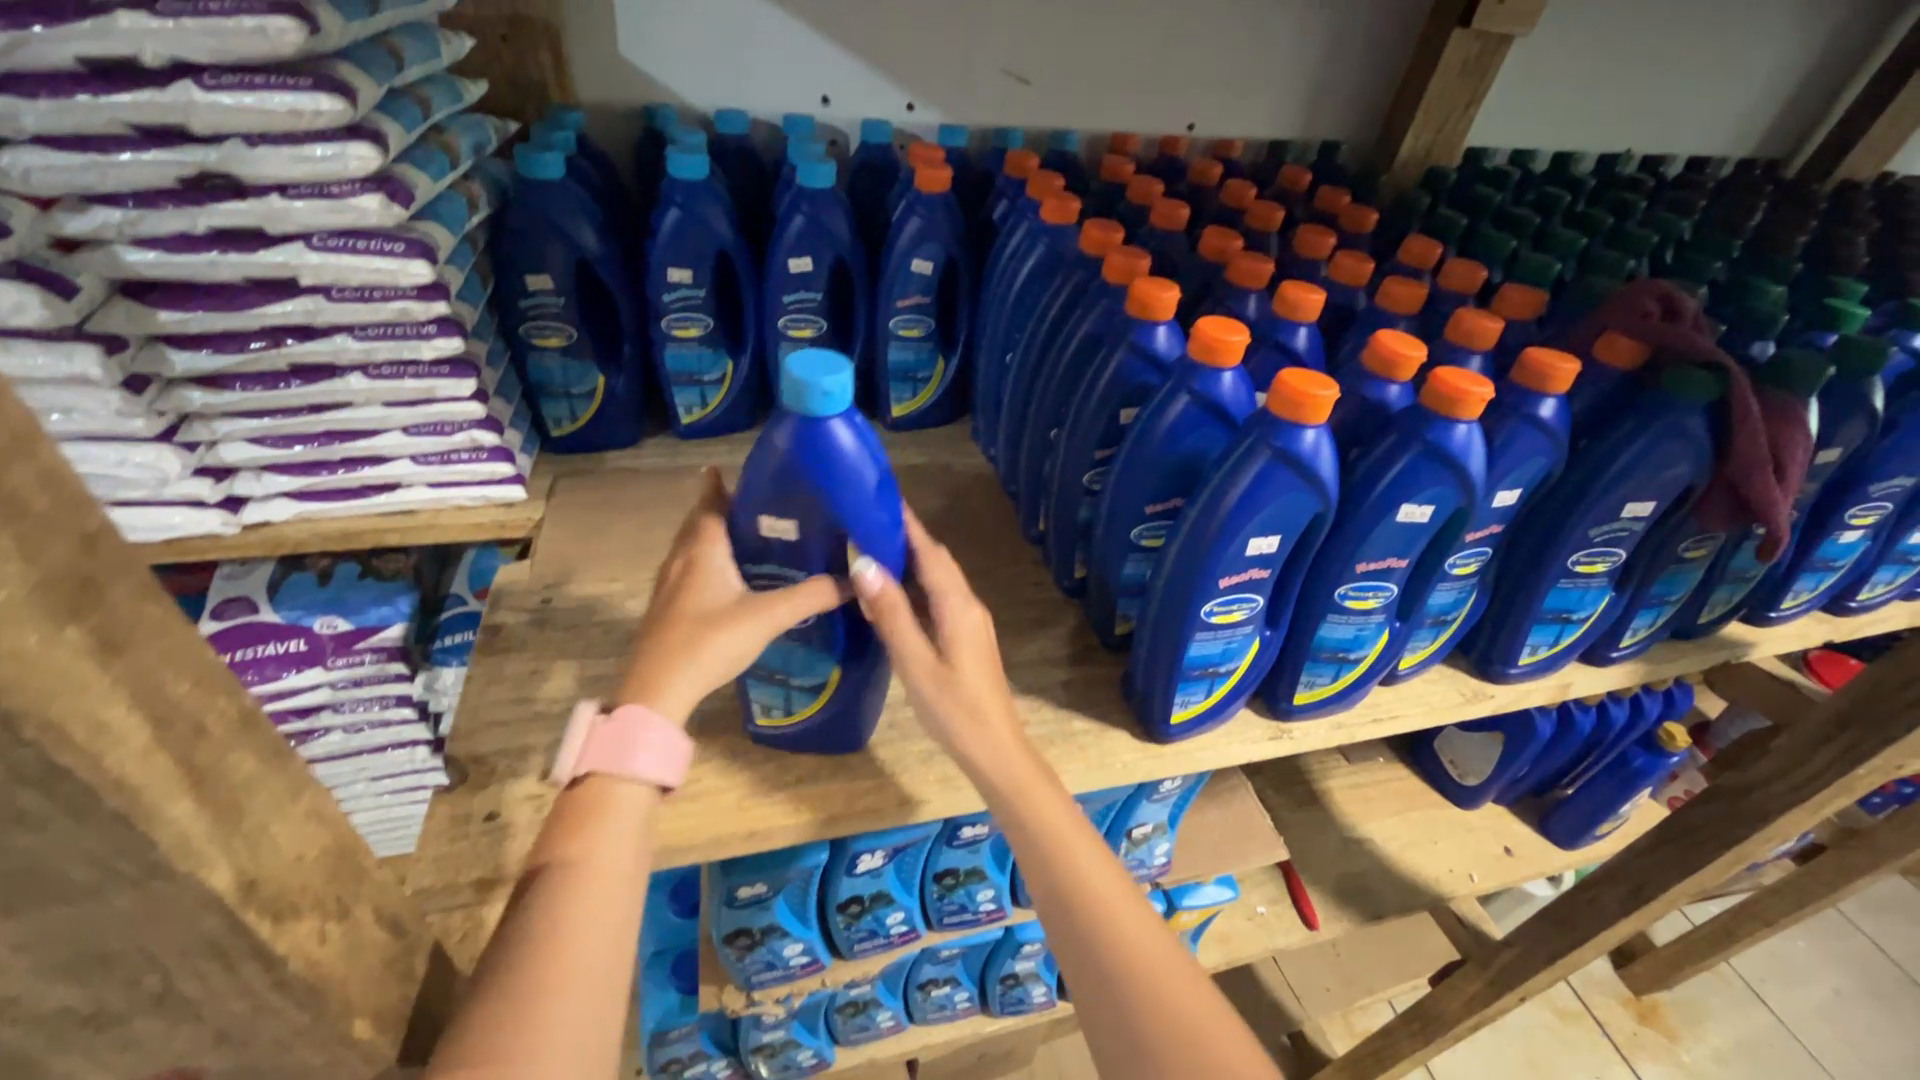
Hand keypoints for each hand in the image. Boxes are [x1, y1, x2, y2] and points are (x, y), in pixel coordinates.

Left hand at [618, 467, 850, 722]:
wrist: (657, 690)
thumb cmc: (709, 641)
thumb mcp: (768, 617)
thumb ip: (811, 596)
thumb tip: (854, 580)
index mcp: (702, 549)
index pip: (710, 502)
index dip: (719, 484)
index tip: (732, 469)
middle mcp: (681, 559)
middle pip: (699, 522)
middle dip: (721, 509)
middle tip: (754, 505)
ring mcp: (669, 586)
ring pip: (692, 548)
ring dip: (713, 537)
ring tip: (746, 538)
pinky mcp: (668, 610)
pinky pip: (690, 572)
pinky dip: (709, 564)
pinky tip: (729, 582)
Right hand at [851, 506, 1025, 765]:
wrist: (995, 749)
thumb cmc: (954, 710)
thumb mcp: (915, 663)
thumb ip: (891, 614)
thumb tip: (865, 563)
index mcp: (958, 606)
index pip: (930, 551)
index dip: (907, 523)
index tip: (881, 498)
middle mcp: (968, 605)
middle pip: (937, 561)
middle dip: (906, 538)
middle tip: (867, 522)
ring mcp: (970, 622)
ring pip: (939, 581)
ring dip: (910, 563)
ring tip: (872, 551)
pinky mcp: (967, 639)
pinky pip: (939, 600)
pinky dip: (916, 589)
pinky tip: (892, 597)